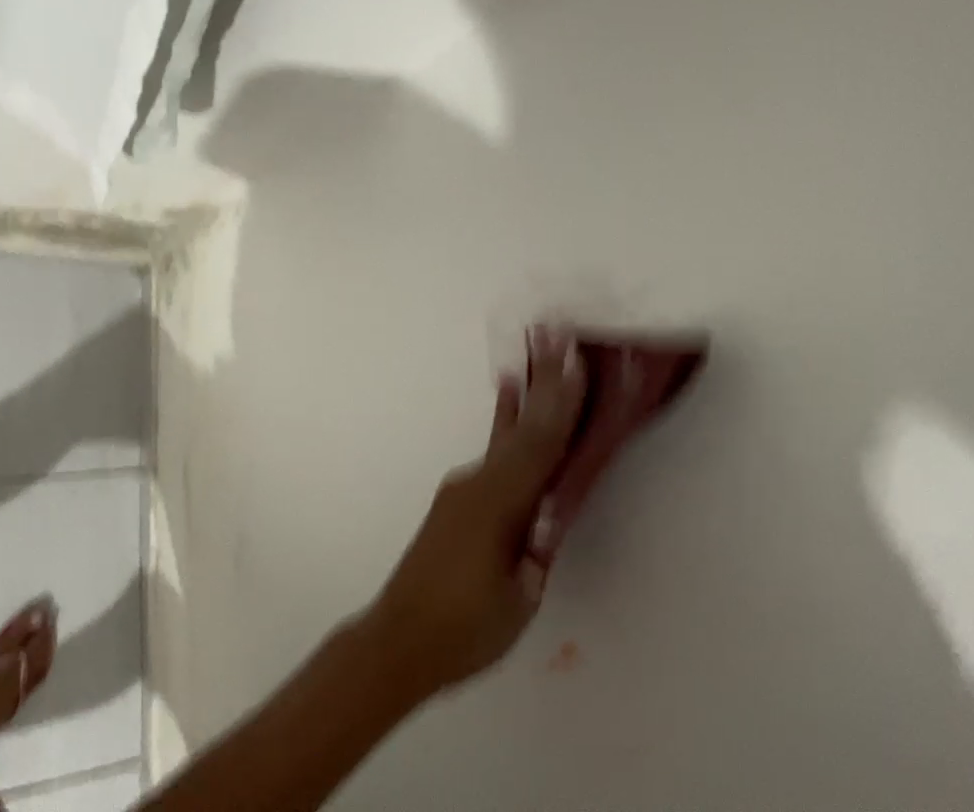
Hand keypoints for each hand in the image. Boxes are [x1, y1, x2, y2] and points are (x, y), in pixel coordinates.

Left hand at [363, 328, 588, 697]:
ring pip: (504, 437)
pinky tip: (506, 405)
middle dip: (542, 382)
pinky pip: (492, 456)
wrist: (398, 640)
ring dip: (524, 399)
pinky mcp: (454, 504)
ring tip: (531, 358)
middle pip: (521, 427)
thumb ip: (538, 549)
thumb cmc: (465, 627)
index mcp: (499, 504)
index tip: (575, 359)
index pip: (541, 444)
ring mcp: (462, 491)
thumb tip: (547, 518)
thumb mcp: (521, 595)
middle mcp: (477, 485)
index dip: (561, 402)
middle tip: (552, 333)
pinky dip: (507, 427)